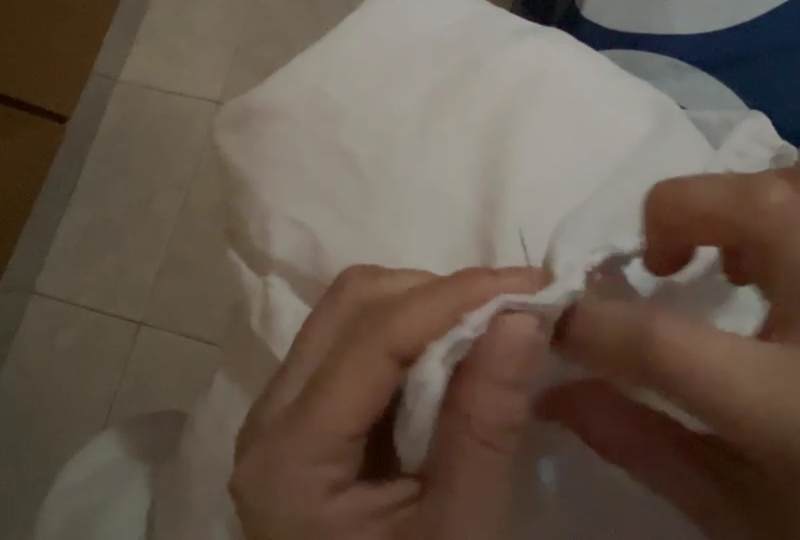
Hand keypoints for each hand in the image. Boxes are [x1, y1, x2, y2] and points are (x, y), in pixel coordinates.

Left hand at [231, 265, 548, 539]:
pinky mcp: (304, 417)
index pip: (374, 335)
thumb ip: (486, 422)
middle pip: (352, 304)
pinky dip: (411, 333)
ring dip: (425, 306)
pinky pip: (354, 341)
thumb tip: (522, 316)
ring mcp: (281, 413)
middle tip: (512, 310)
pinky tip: (455, 357)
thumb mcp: (459, 531)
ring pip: (351, 311)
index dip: (455, 296)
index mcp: (292, 456)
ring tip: (488, 332)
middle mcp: (268, 416)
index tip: (531, 283)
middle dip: (438, 293)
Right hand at [540, 166, 799, 539]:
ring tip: (705, 253)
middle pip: (757, 209)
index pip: (674, 345)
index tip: (556, 317)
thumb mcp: (735, 512)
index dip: (596, 324)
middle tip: (649, 261)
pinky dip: (769, 199)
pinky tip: (752, 255)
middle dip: (675, 209)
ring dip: (727, 198)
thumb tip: (555, 389)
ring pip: (797, 184)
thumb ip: (641, 443)